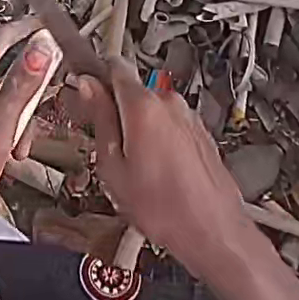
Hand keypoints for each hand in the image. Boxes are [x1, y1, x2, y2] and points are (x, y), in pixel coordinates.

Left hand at [0, 19, 59, 233]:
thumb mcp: (2, 125)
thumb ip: (23, 83)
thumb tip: (41, 45)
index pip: (4, 37)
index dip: (29, 31)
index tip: (47, 28)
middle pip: (4, 71)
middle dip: (25, 95)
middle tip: (32, 120)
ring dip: (14, 118)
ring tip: (14, 148)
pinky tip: (1, 153)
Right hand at [68, 60, 263, 275]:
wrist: (213, 233)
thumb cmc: (164, 208)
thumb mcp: (112, 165)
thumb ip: (100, 119)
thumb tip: (88, 88)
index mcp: (143, 105)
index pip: (114, 66)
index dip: (95, 76)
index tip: (85, 90)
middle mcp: (169, 103)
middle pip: (132, 89)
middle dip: (115, 108)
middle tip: (103, 139)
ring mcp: (188, 117)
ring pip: (152, 109)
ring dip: (138, 126)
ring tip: (131, 163)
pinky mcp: (200, 133)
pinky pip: (170, 124)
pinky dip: (158, 138)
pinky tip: (155, 170)